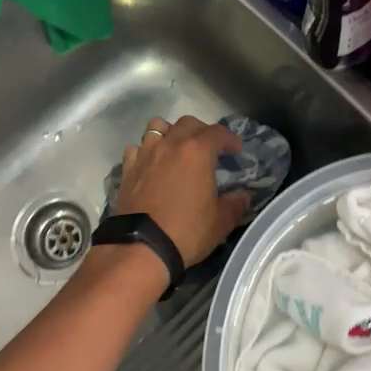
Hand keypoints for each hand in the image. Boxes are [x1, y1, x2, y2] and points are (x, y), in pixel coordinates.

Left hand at [114, 116, 251, 264]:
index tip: (236, 149)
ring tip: (176, 148)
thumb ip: (235, 204)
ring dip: (170, 132)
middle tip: (208, 148)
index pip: (217, 132)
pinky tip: (151, 164)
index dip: (229, 138)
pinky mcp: (127, 168)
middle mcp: (170, 144)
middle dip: (201, 131)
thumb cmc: (186, 231)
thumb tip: (243, 195)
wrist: (142, 247)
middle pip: (187, 123)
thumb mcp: (220, 222)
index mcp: (197, 152)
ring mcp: (146, 154)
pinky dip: (146, 151)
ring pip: (157, 126)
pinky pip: (137, 148)